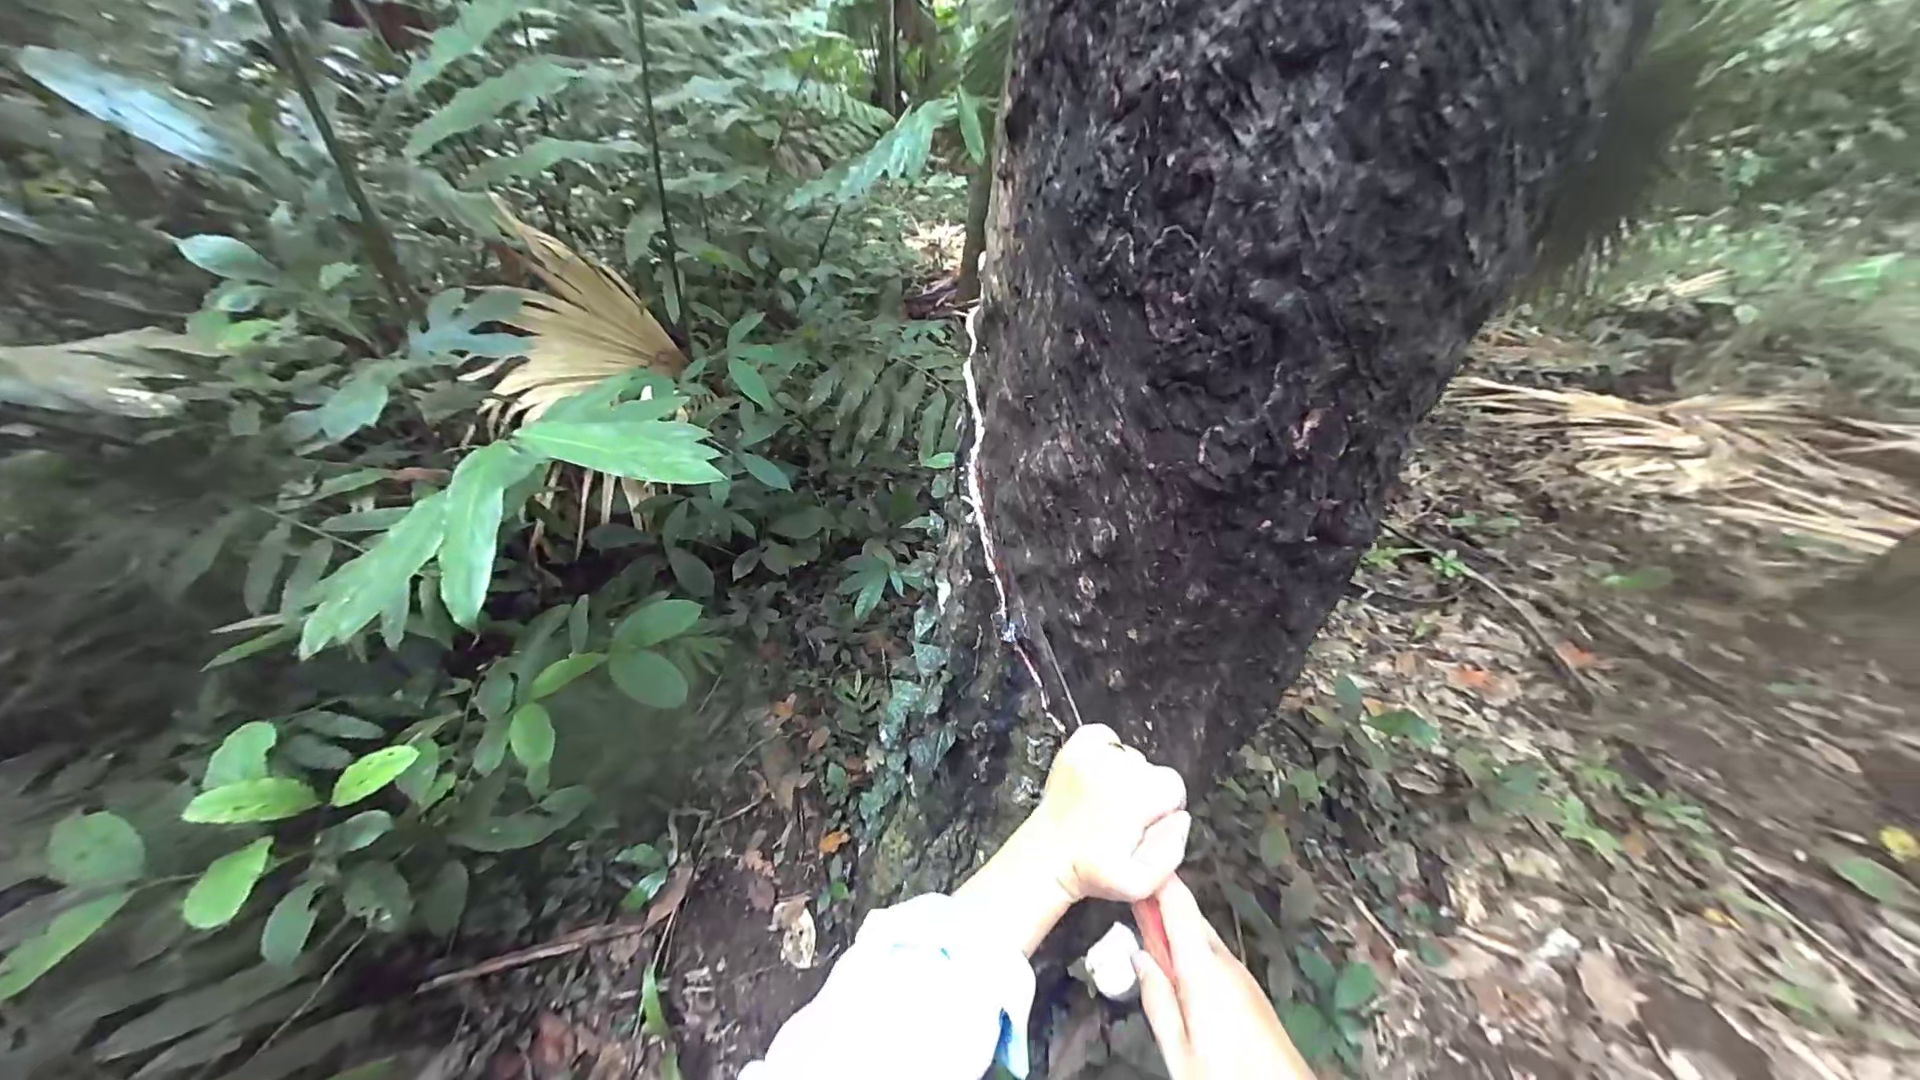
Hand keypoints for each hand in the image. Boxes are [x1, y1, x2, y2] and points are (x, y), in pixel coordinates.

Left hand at [953, 724, 1188, 955]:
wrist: (1046, 857)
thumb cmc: (1090, 871)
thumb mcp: (1142, 882)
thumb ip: (1172, 851)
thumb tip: (1181, 819)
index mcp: (1136, 794)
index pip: (1174, 786)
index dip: (1164, 809)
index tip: (1146, 824)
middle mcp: (1114, 767)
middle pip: (1151, 769)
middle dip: (1145, 792)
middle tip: (1123, 817)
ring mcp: (1091, 753)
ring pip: (1128, 754)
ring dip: (1124, 774)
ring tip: (1106, 801)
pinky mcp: (1073, 747)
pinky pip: (1103, 736)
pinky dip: (1105, 750)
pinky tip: (1098, 777)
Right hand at [1133, 875, 1315, 1079]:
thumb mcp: (1179, 1053)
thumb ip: (1156, 999)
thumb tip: (1138, 959)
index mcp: (1202, 967)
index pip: (1177, 899)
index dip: (1154, 876)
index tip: (1128, 863)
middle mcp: (1224, 961)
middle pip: (1188, 913)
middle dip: (1158, 901)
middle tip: (1125, 896)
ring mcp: (1241, 975)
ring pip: (1200, 934)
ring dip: (1173, 927)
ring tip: (1142, 927)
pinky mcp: (1250, 993)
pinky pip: (1212, 956)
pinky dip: (1189, 949)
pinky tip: (1175, 967)